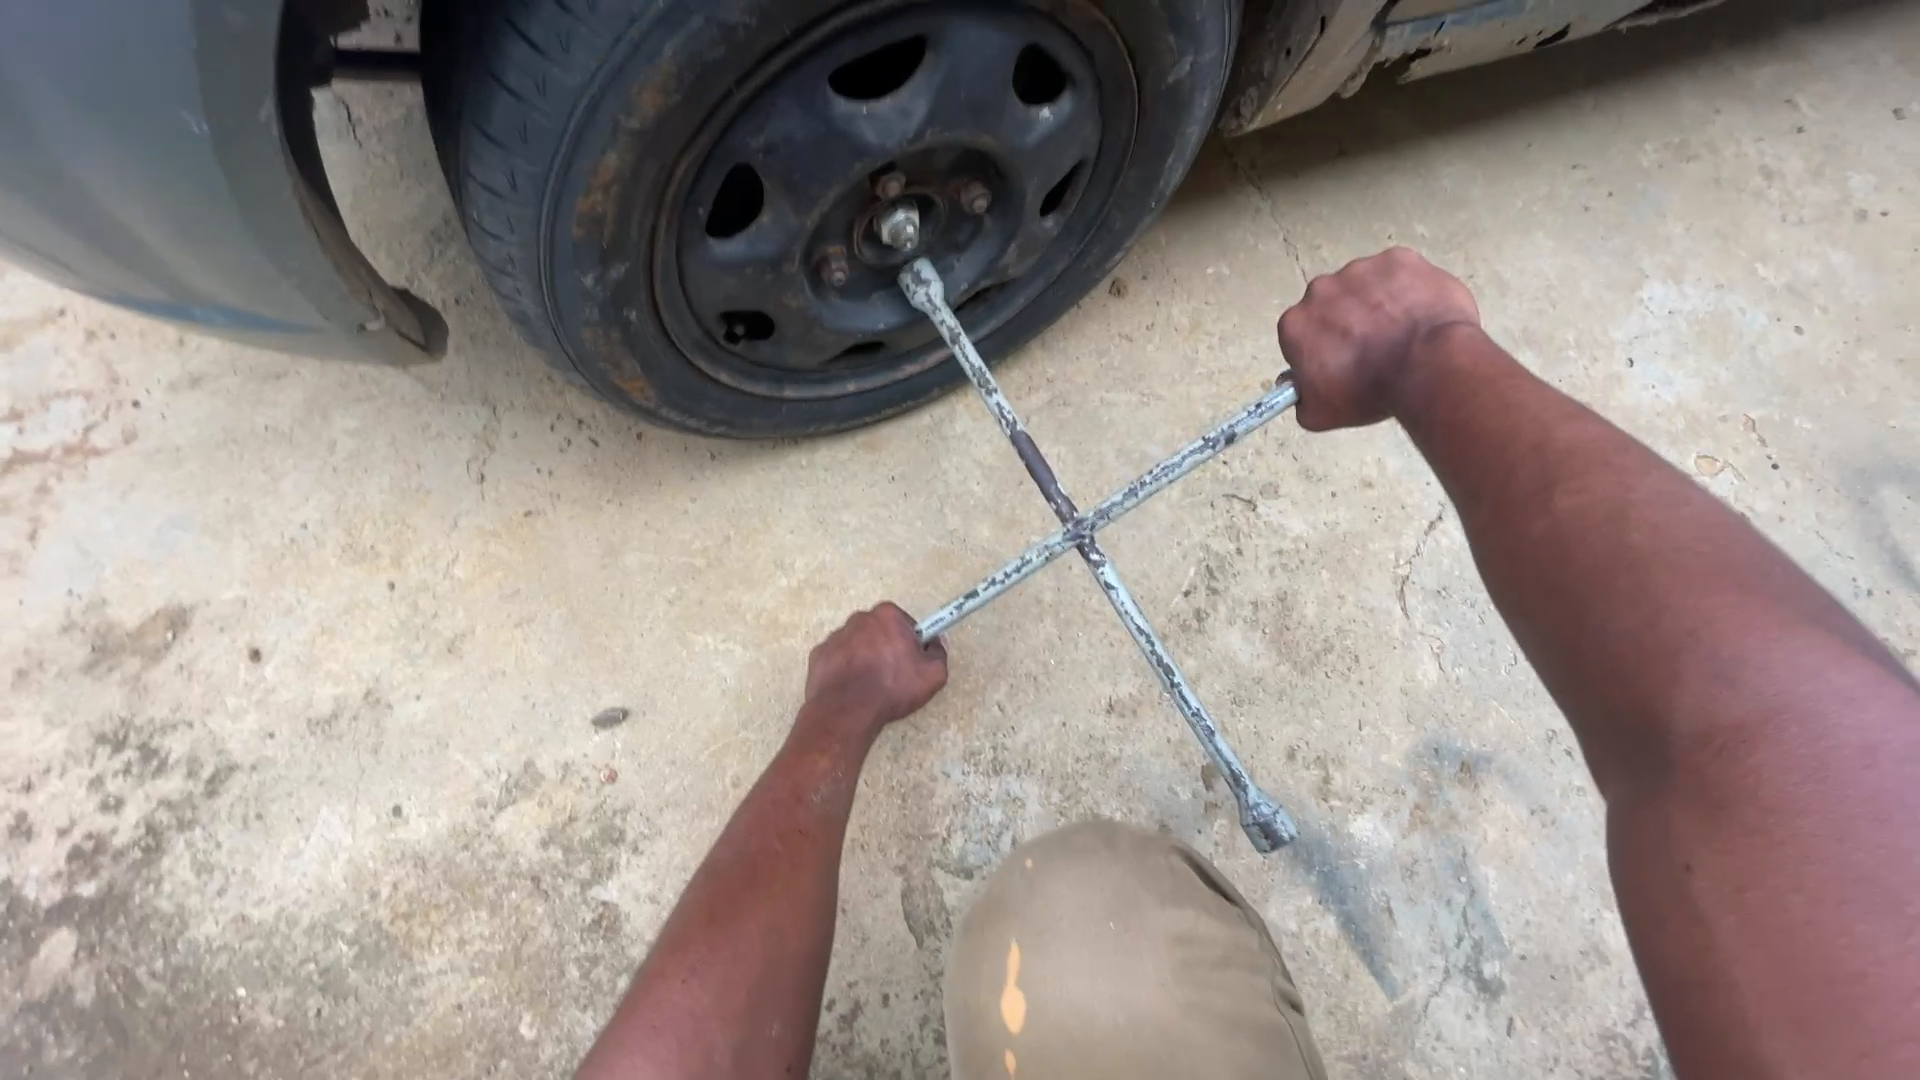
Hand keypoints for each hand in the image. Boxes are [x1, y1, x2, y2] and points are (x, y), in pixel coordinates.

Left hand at [801, 603, 948, 737]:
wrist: (847, 711)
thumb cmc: (892, 688)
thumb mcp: (933, 674)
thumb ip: (939, 653)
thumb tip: (936, 643)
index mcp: (887, 615)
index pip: (905, 623)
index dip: (912, 642)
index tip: (912, 661)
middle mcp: (859, 618)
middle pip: (879, 631)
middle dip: (887, 647)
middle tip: (894, 675)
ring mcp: (835, 636)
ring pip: (857, 644)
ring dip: (865, 658)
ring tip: (871, 685)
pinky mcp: (818, 654)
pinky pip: (838, 659)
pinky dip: (845, 670)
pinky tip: (852, 689)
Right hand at [1276, 247, 1480, 430]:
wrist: (1427, 366)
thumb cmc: (1369, 392)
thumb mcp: (1319, 413)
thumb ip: (1299, 398)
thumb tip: (1296, 387)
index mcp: (1295, 324)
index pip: (1301, 334)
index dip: (1319, 349)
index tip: (1337, 362)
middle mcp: (1319, 290)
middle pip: (1330, 305)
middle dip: (1345, 321)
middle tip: (1370, 348)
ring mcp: (1360, 270)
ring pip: (1365, 286)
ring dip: (1376, 303)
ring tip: (1400, 331)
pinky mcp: (1398, 259)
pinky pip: (1398, 272)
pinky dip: (1406, 288)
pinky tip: (1417, 313)